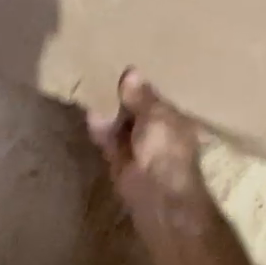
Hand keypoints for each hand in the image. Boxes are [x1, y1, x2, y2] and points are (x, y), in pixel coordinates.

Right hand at [86, 68, 209, 222]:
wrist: (156, 193)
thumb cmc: (165, 148)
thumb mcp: (156, 115)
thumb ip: (141, 96)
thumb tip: (132, 71)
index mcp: (175, 122)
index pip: (157, 101)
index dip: (143, 88)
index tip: (125, 71)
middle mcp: (158, 135)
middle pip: (137, 113)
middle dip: (123, 99)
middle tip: (103, 75)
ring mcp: (139, 150)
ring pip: (121, 127)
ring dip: (109, 113)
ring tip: (93, 89)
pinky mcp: (120, 162)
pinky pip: (108, 141)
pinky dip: (100, 129)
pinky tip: (90, 112)